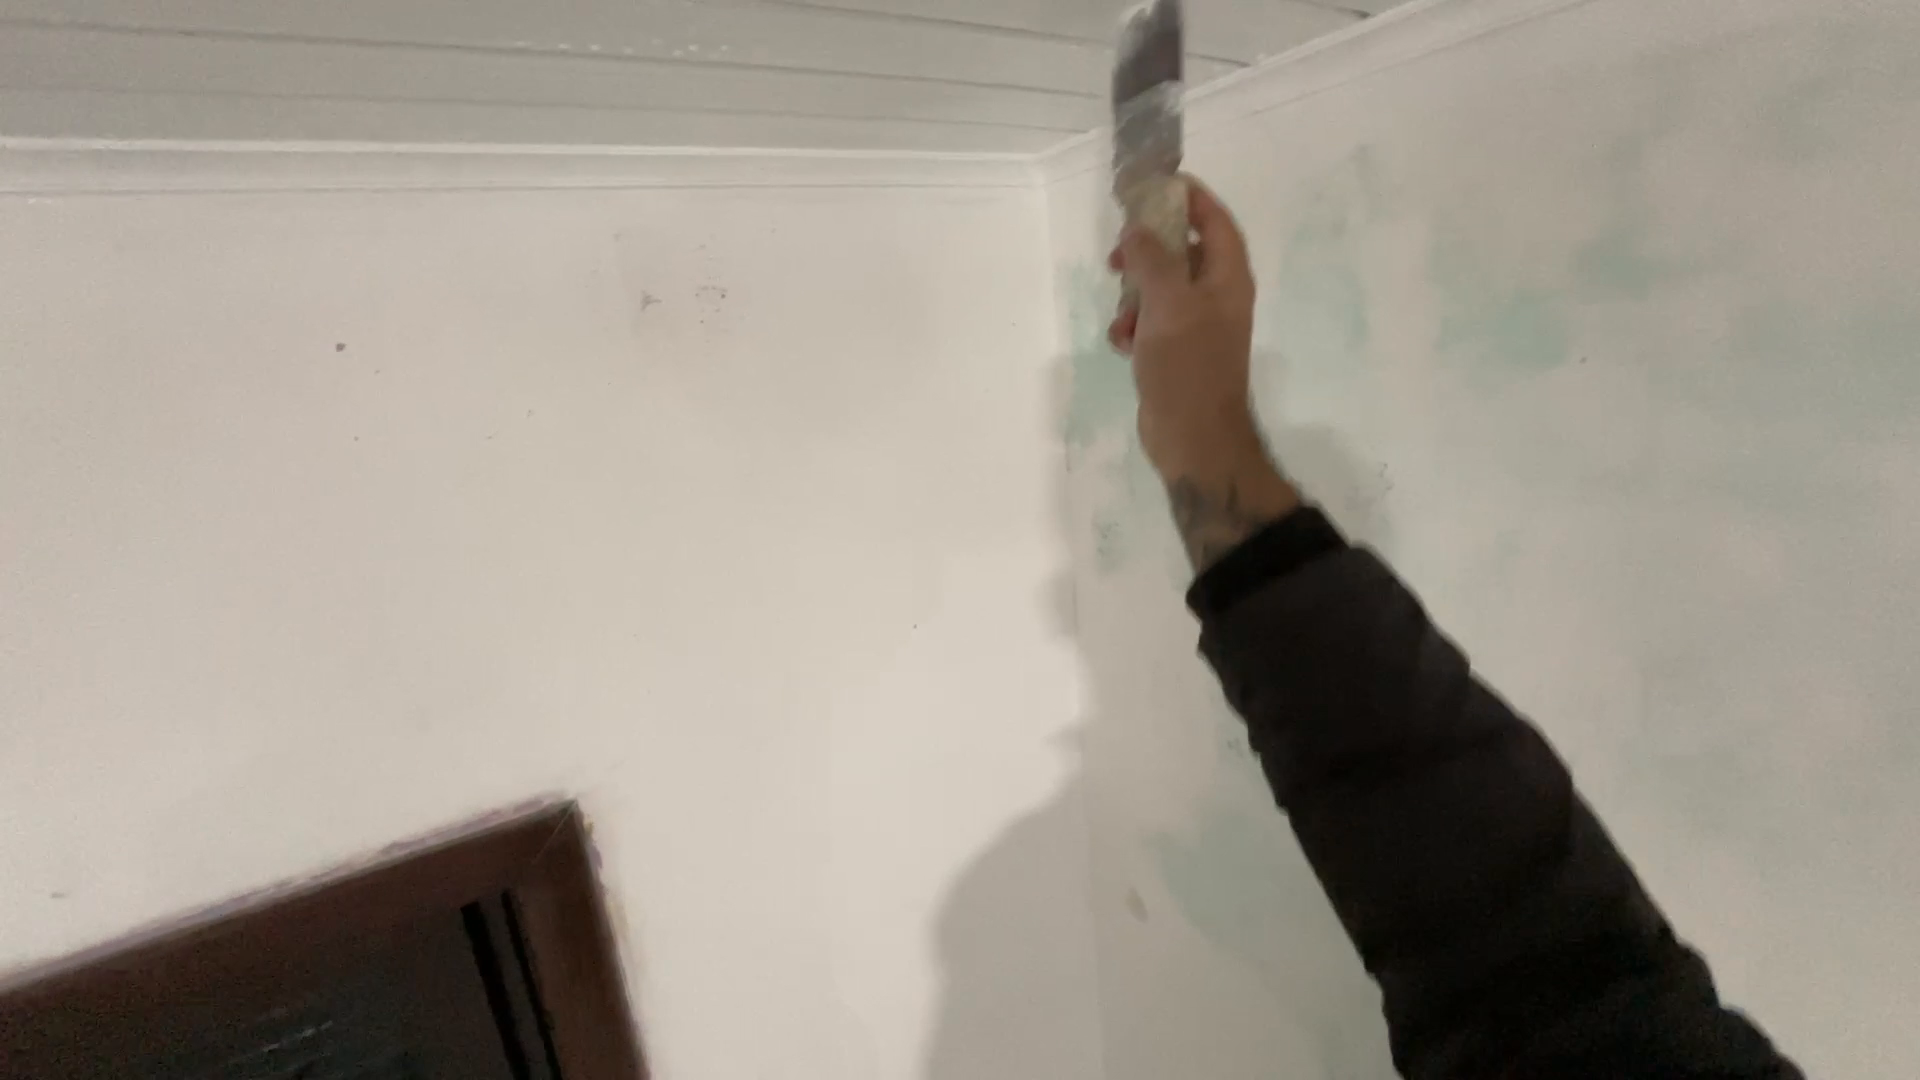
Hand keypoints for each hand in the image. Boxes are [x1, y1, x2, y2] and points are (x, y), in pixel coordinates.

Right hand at [1108, 176, 1298, 568]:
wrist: (1192, 435)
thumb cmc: (1187, 365)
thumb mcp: (1168, 303)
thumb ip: (1152, 258)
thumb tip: (1136, 230)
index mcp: (1227, 276)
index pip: (1212, 219)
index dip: (1186, 197)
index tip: (1151, 187)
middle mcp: (1215, 295)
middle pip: (1180, 251)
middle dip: (1146, 252)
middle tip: (1117, 256)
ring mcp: (1195, 325)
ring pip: (1158, 289)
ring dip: (1133, 298)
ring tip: (1122, 319)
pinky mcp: (1175, 352)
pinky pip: (1150, 323)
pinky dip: (1133, 328)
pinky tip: (1123, 345)